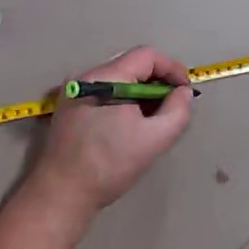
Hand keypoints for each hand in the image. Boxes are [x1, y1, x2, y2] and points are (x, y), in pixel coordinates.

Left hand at [28, 46, 194, 215]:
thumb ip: (177, 112)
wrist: (62, 192)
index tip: (186, 92)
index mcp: (106, 77)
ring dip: (141, 93)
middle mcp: (87, 76)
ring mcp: (75, 91)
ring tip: (154, 118)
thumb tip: (183, 92)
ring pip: (117, 81)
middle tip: (173, 106)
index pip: (146, 56)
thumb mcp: (153, 140)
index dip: (172, 69)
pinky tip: (131, 125)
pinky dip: (123, 102)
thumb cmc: (109, 164)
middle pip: (131, 65)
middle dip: (157, 82)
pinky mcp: (69, 107)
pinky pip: (104, 93)